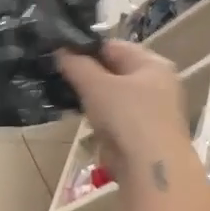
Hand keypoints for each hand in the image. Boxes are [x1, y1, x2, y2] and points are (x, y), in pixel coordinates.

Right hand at [56, 42, 189, 181]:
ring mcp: (149, 108)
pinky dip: (94, 111)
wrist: (149, 164)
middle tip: (54, 72)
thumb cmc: (127, 115)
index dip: (84, 47)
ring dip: (88, 93)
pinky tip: (74, 112)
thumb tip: (59, 49)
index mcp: (152, 64)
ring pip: (111, 92)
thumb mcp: (95, 84)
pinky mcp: (139, 129)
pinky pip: (112, 113)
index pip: (113, 46)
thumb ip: (76, 64)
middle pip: (113, 69)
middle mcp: (155, 82)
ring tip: (59, 91)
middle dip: (84, 71)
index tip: (56, 52)